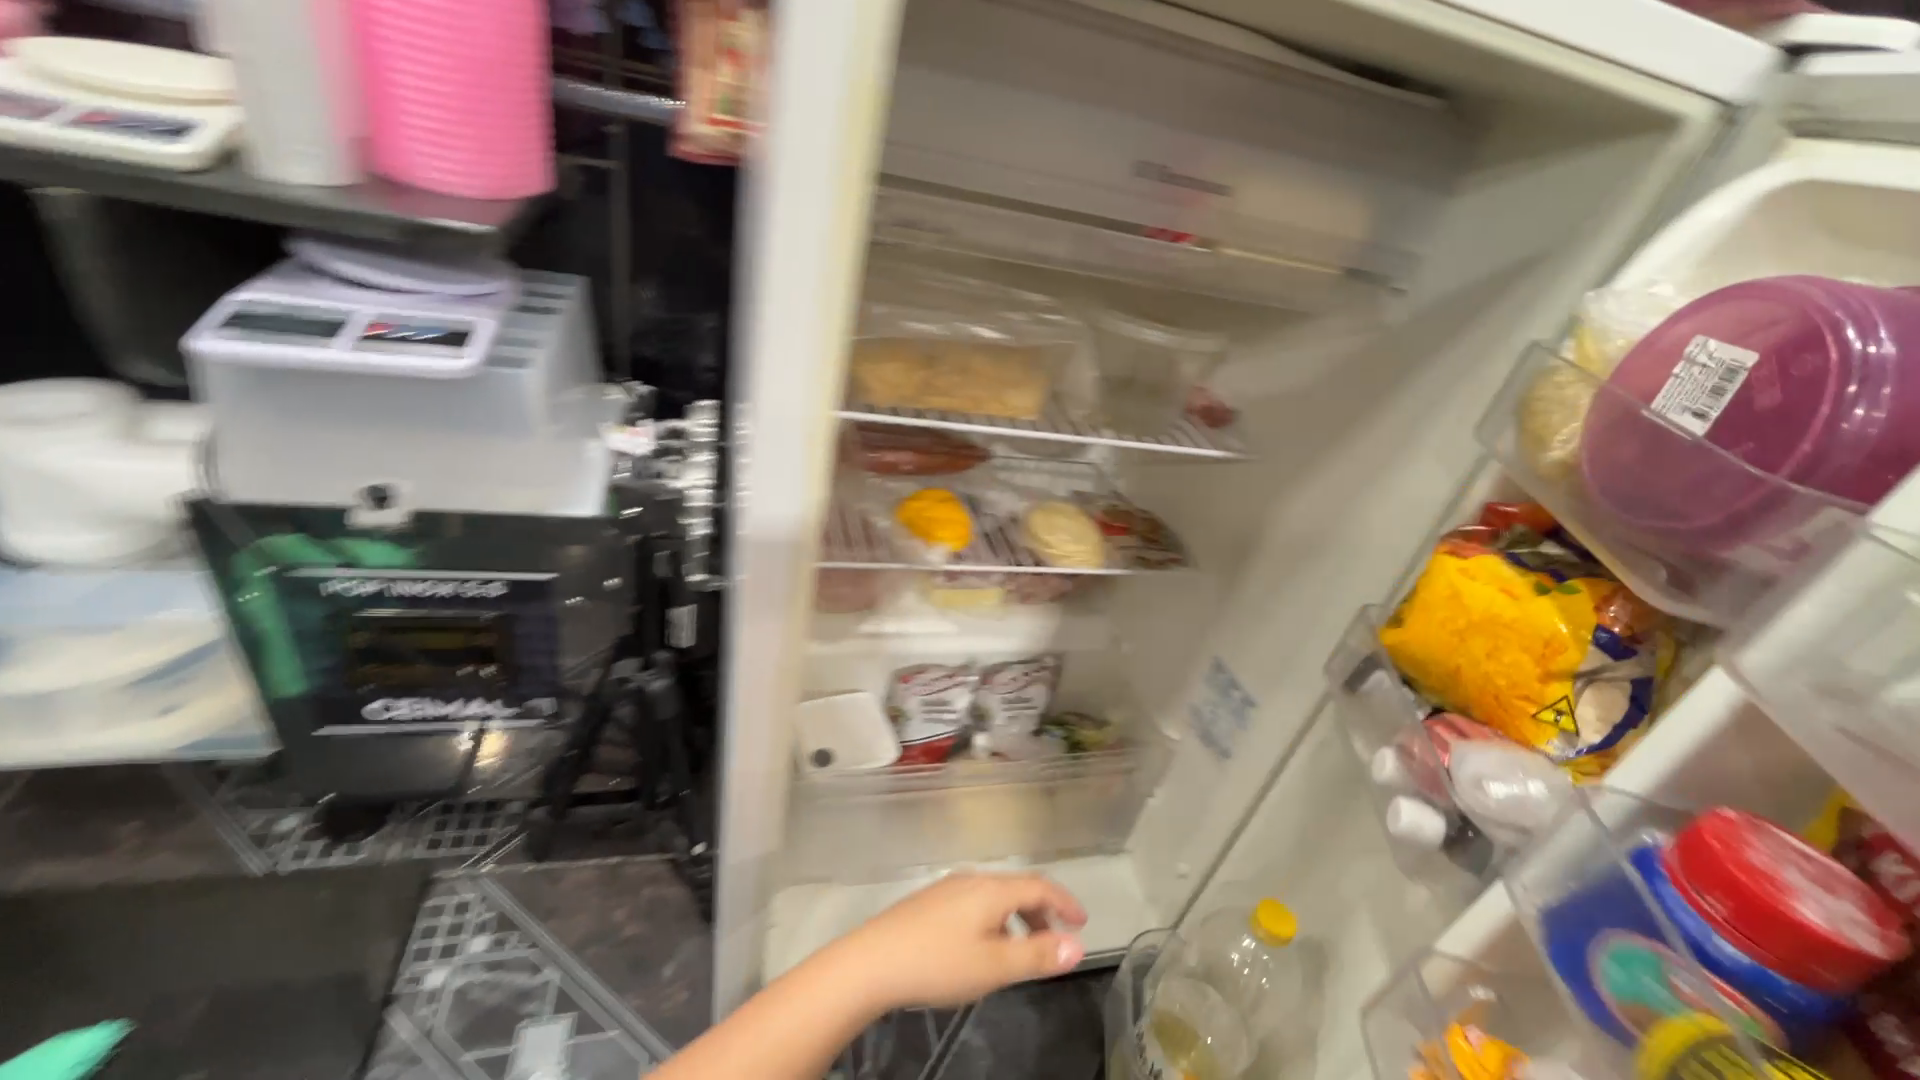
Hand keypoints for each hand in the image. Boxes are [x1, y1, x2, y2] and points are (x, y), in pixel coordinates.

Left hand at [815, 873, 1088, 1012]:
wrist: (870, 963)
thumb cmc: (937, 964)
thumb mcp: (995, 966)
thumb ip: (1037, 955)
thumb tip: (1076, 945)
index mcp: (991, 889)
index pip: (1039, 885)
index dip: (1065, 901)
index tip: (1083, 922)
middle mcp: (970, 879)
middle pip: (1017, 886)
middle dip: (1042, 911)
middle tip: (1055, 942)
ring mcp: (946, 888)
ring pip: (994, 896)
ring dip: (1017, 918)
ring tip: (1021, 951)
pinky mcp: (928, 902)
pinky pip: (974, 903)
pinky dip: (994, 919)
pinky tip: (983, 948)